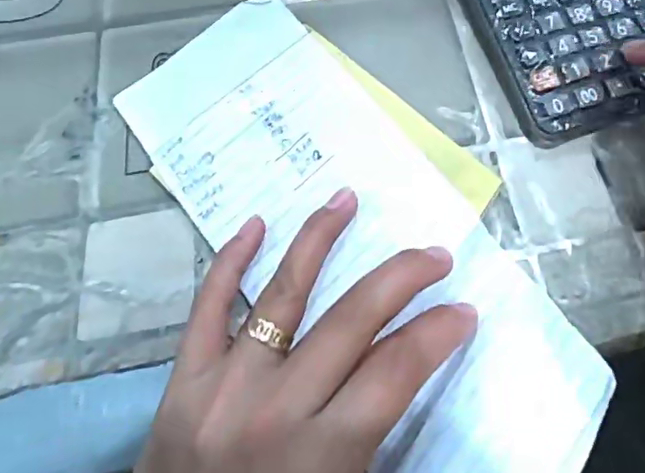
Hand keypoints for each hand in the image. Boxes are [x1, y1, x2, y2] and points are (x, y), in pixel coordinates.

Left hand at [136, 189, 477, 472]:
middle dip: (404, 276)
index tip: (463, 310)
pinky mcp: (182, 382)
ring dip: (320, 237)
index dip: (437, 332)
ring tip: (348, 198)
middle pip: (354, 317)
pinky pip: (207, 308)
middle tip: (437, 254)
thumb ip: (376, 442)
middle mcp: (276, 409)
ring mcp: (224, 387)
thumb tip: (412, 373)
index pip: (396, 369)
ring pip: (285, 292)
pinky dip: (230, 262)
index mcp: (323, 454)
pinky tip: (257, 223)